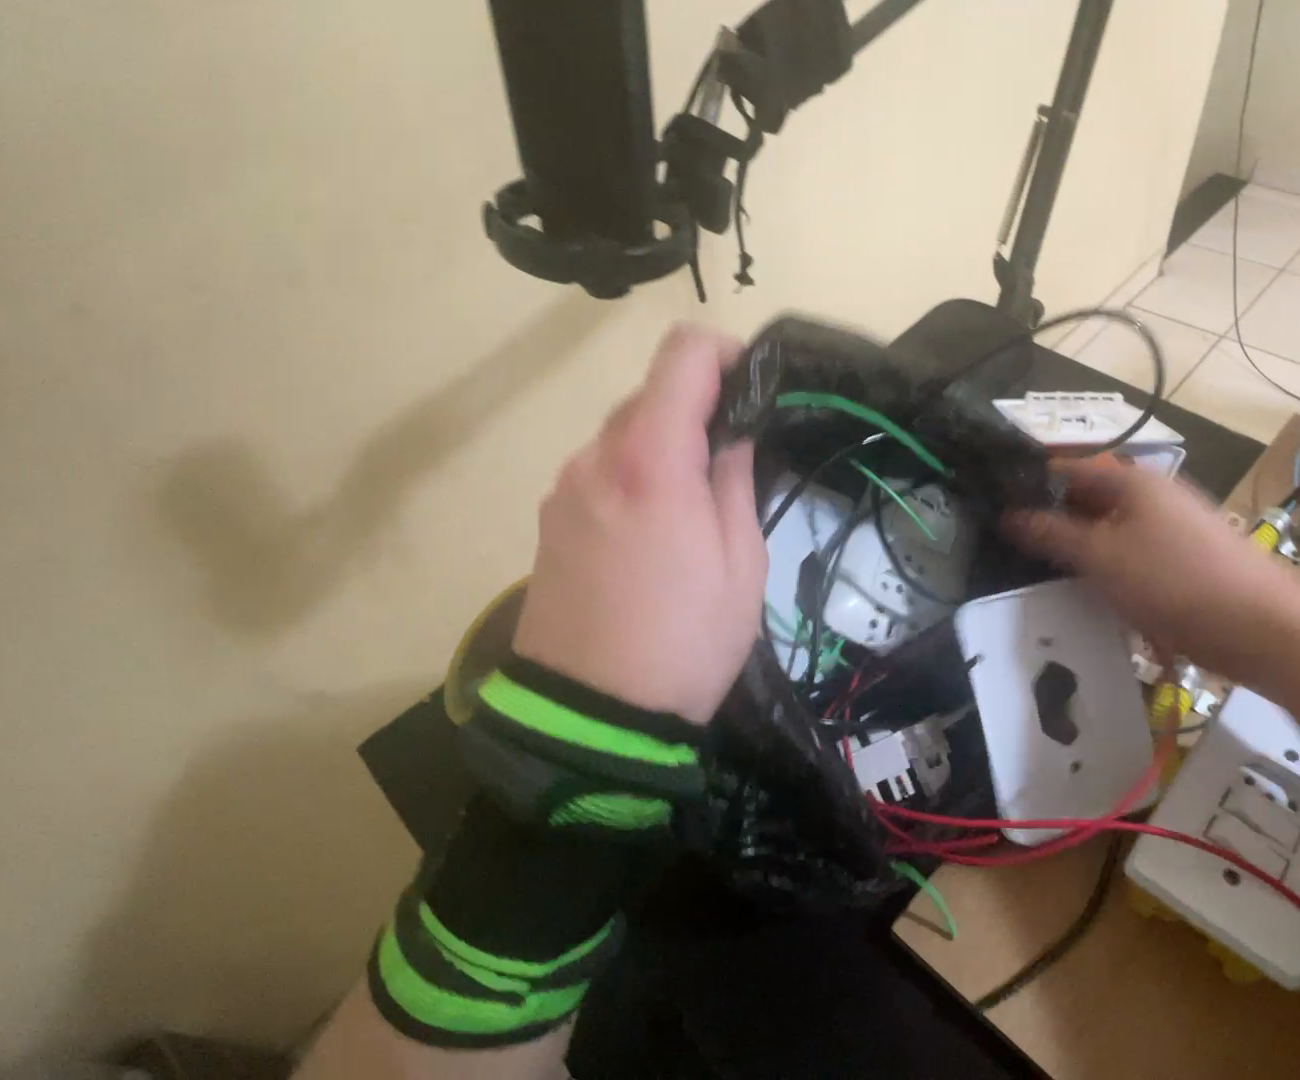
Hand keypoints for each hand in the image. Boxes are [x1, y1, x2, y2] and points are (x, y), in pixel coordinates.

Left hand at [512, 324, 766, 723]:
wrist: (594, 717)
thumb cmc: (687, 640)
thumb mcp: (742, 564)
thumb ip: (736, 482)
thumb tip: (730, 438)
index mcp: (650, 458)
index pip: (682, 355)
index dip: (724, 354)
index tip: (751, 389)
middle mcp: (596, 457)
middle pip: (650, 395)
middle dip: (696, 414)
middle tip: (731, 468)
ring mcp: (563, 488)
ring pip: (622, 436)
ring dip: (662, 450)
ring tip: (691, 514)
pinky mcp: (547, 521)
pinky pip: (599, 473)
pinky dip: (632, 478)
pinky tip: (650, 538)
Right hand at [1003, 458, 1299, 678]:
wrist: (1262, 628)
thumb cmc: (1175, 582)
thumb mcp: (1102, 557)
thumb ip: (1052, 534)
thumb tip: (1008, 515)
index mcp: (1133, 480)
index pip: (1067, 468)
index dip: (1030, 484)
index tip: (994, 508)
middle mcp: (1153, 496)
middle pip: (1088, 500)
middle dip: (1051, 521)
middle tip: (1008, 547)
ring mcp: (1170, 530)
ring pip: (1108, 533)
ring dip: (1077, 551)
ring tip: (1038, 574)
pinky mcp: (1181, 563)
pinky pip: (1129, 559)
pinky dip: (1105, 571)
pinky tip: (1086, 596)